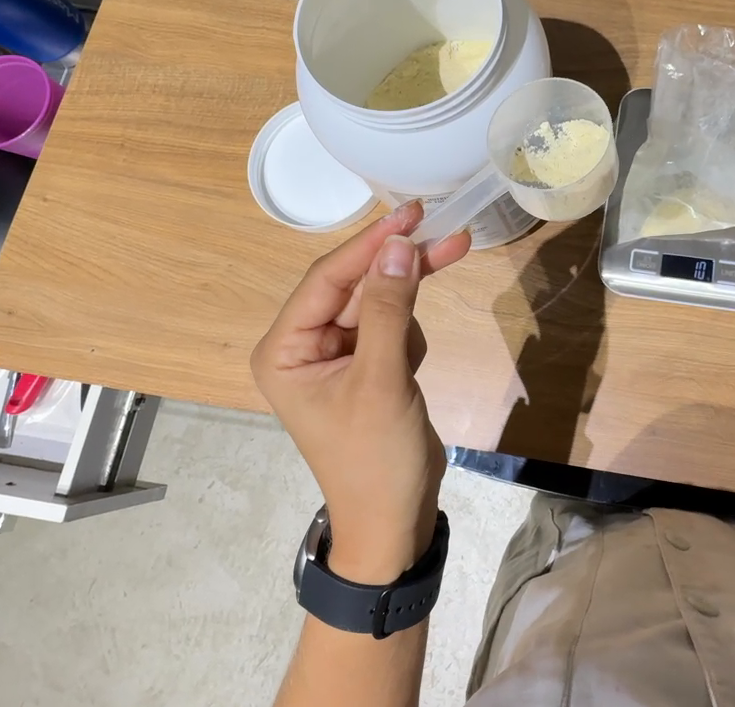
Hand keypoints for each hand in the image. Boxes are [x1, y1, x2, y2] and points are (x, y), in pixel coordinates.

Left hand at [251, 202, 471, 583]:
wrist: (395, 520)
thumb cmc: (375, 457)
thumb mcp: (380, 381)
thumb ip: (387, 309)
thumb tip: (398, 244)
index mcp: (286, 350)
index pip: (328, 279)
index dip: (370, 244)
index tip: (412, 214)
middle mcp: (306, 345)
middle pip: (356, 284)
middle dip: (400, 264)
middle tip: (446, 231)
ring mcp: (339, 356)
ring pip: (380, 300)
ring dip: (411, 296)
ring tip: (448, 270)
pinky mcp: (369, 366)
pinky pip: (393, 325)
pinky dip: (411, 333)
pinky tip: (414, 368)